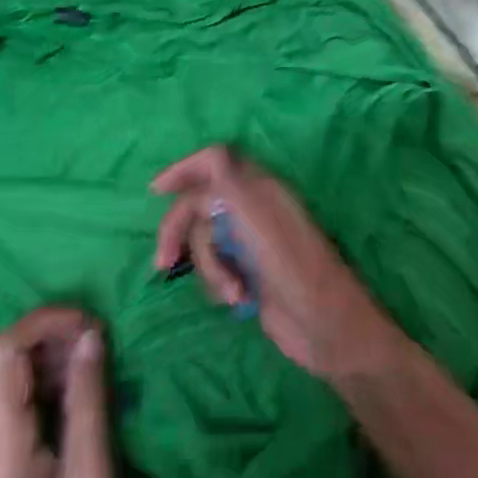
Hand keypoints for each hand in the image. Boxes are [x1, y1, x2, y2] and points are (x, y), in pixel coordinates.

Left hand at [0, 307, 112, 477]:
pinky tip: (64, 411)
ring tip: (88, 379)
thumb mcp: (87, 475)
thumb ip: (87, 400)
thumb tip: (91, 335)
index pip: (4, 347)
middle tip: (99, 351)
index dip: (48, 320)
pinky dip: (33, 394)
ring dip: (45, 366)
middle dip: (52, 341)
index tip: (94, 326)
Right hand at [152, 146, 405, 381]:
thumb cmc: (289, 264)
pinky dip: (219, 284)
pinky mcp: (250, 273)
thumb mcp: (255, 214)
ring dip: (209, 268)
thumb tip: (208, 155)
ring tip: (231, 291)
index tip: (155, 191)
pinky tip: (238, 300)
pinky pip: (215, 269)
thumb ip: (228, 180)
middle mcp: (254, 208)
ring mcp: (251, 242)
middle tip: (163, 264)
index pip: (216, 161)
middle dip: (182, 233)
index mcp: (259, 186)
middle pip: (201, 204)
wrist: (322, 323)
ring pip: (205, 241)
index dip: (185, 168)